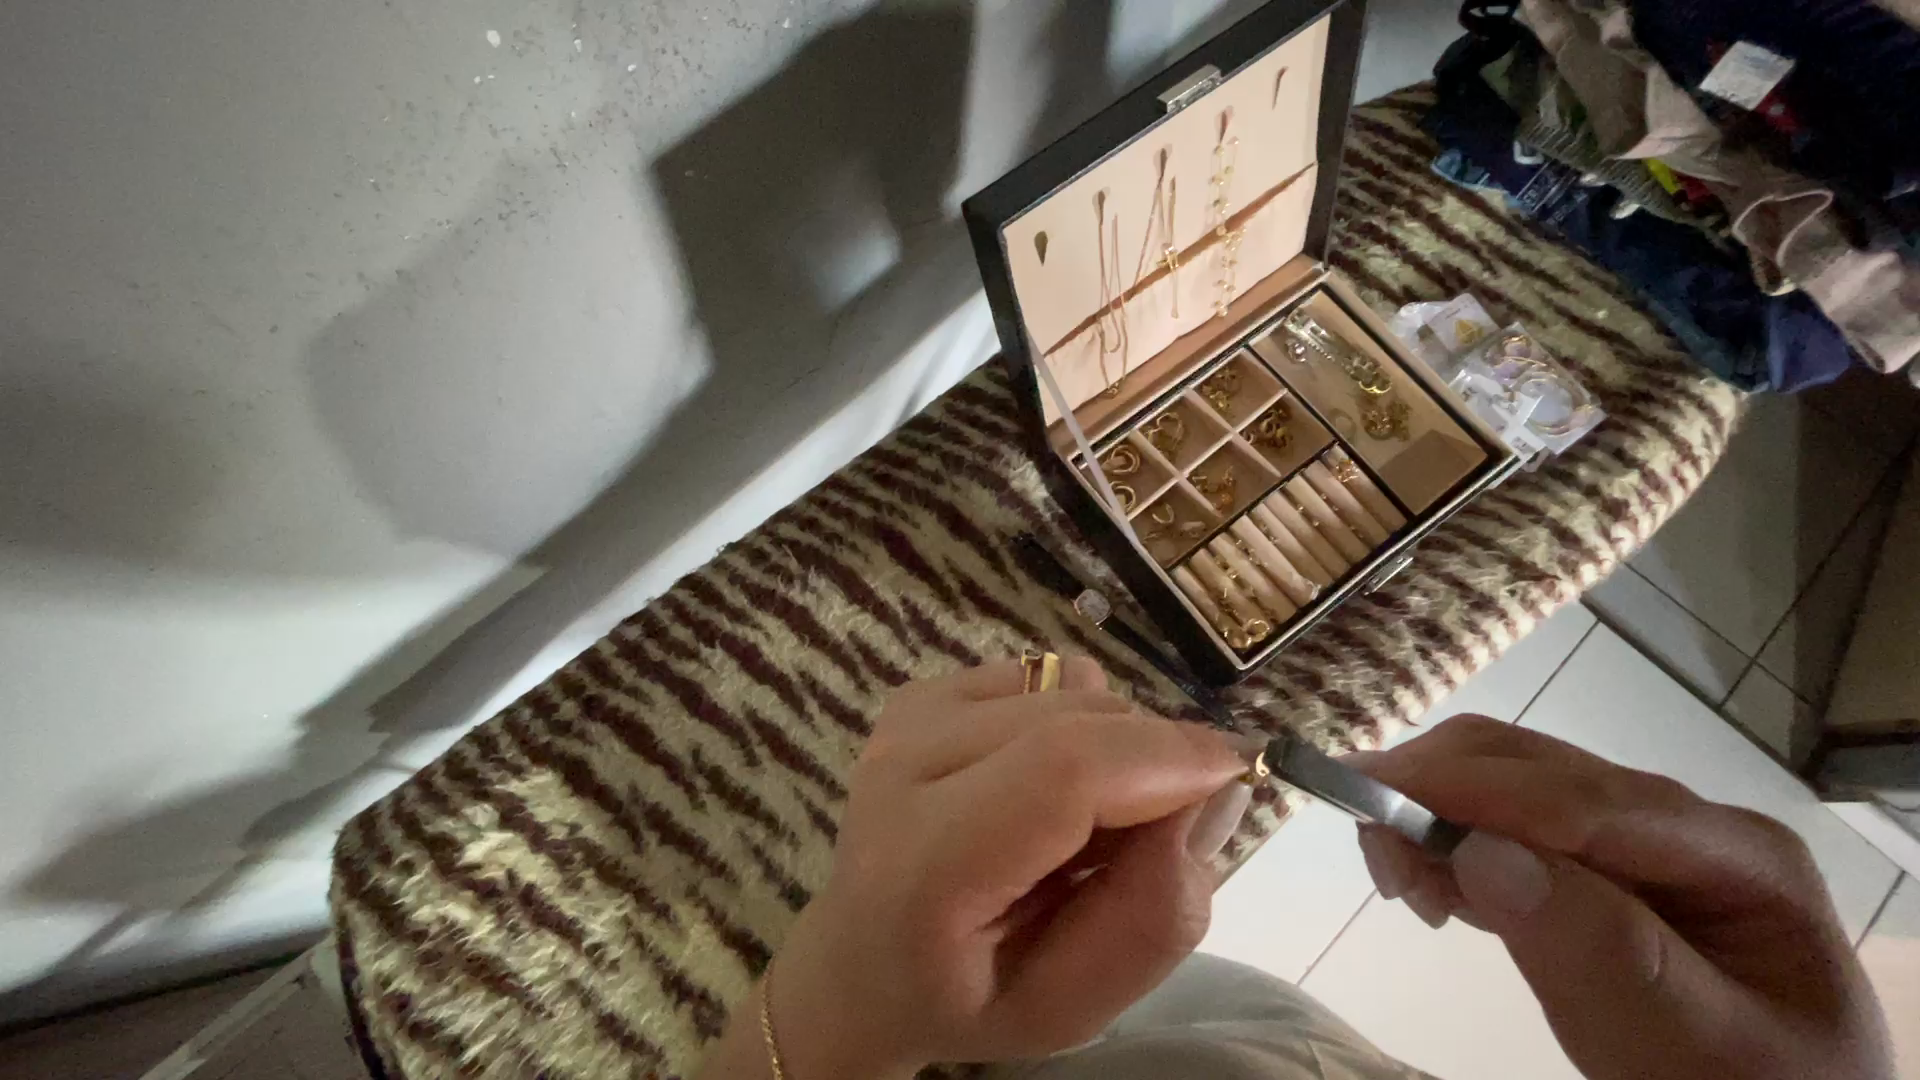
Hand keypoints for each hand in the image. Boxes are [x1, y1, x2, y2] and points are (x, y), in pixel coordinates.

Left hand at [754, 658, 1246, 1078]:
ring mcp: (908, 716)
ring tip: (1085, 816)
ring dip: (1114, 743)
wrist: (861, 957)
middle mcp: (904, 764)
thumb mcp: (1071, 1010)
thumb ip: (1151, 919)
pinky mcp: (921, 691)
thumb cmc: (967, 995)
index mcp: (927, 864)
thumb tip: (1210, 795)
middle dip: (1152, 758)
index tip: (1233, 773)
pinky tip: (1041, 779)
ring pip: (1068, 688)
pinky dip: (1074, 720)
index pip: (1062, 769)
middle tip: (1152, 832)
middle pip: (1075, 716)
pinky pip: (1042, 675)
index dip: (1164, 756)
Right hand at [1348, 716, 1892, 1079]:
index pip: (1577, 798)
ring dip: (1425, 811)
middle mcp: (1673, 814)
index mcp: (1731, 852)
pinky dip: (1438, 834)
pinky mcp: (1580, 845)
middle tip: (1376, 859)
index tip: (1366, 791)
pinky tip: (1433, 885)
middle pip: (1523, 764)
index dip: (1465, 788)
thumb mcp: (1683, 1048)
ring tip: (1404, 886)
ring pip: (1492, 776)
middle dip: (1430, 791)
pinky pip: (1488, 812)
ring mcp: (1624, 825)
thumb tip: (1478, 852)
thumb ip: (1597, 952)